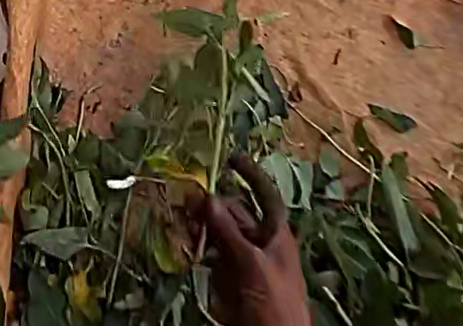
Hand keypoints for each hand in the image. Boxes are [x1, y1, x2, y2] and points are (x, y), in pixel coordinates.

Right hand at [190, 155, 312, 325]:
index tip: (230, 157)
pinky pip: (214, 260)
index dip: (250, 174)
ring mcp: (246, 264)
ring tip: (186, 227)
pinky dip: (202, 252)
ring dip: (203, 228)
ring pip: (221, 234)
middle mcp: (261, 243)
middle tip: (188, 203)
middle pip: (234, 213)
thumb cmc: (275, 306)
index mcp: (276, 234)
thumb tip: (207, 196)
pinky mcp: (232, 284)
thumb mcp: (252, 265)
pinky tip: (191, 250)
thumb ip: (228, 231)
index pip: (264, 194)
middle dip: (213, 206)